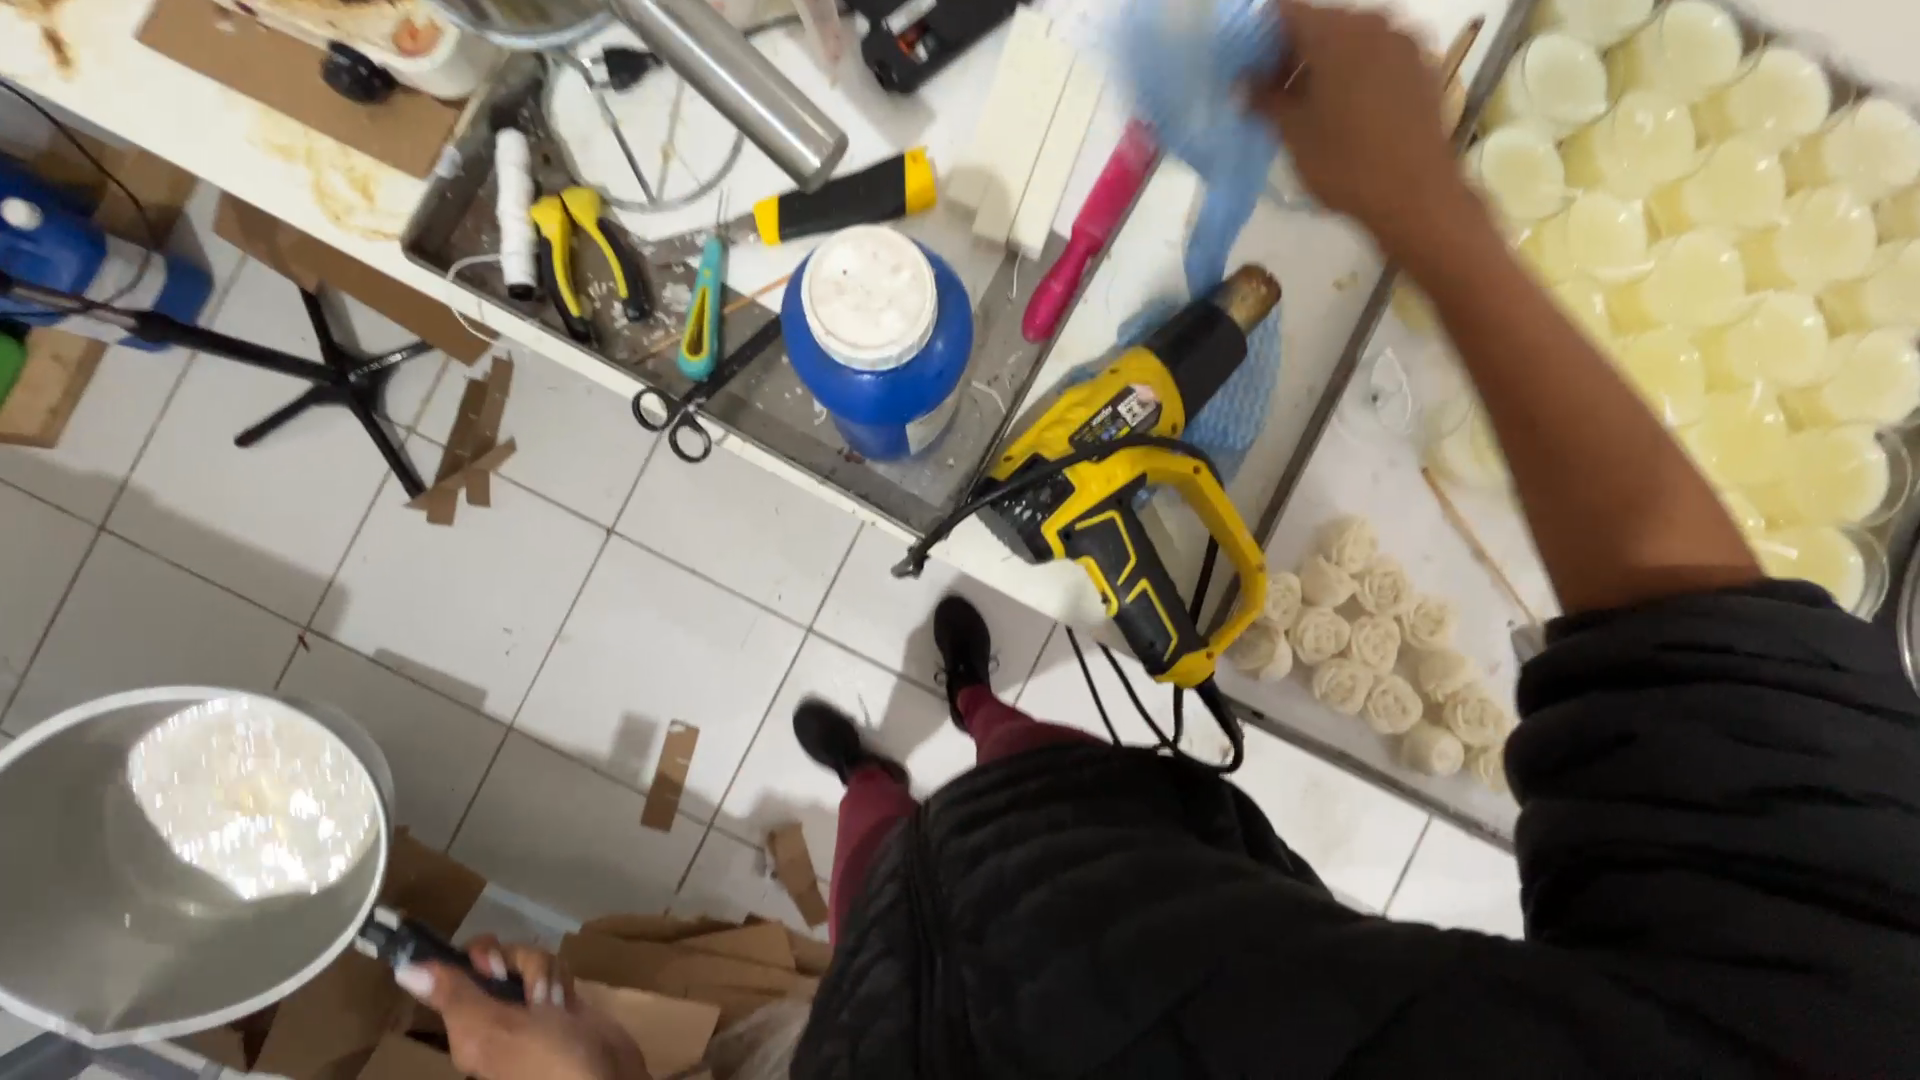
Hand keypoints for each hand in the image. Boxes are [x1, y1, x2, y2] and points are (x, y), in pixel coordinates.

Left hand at [395, 935, 652, 1079]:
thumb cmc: (545, 1059)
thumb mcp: (495, 1029)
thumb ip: (455, 996)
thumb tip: (404, 969)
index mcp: (468, 1023)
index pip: (456, 973)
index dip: (474, 958)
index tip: (492, 965)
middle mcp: (494, 1012)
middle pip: (497, 959)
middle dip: (518, 960)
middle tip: (529, 987)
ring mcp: (528, 1007)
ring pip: (528, 961)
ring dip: (543, 970)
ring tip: (554, 1000)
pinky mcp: (557, 1002)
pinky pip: (553, 971)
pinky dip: (561, 976)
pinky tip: (568, 997)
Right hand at [1252, 1, 1481, 250]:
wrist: (1415, 194)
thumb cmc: (1345, 164)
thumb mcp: (1294, 134)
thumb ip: (1265, 100)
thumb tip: (1242, 85)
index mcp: (1337, 33)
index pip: (1286, 13)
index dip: (1260, 36)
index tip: (1244, 64)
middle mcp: (1374, 22)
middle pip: (1322, 24)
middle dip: (1292, 52)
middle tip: (1270, 90)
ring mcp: (1404, 41)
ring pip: (1351, 41)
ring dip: (1323, 64)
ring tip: (1305, 103)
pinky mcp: (1422, 65)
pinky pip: (1376, 56)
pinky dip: (1353, 72)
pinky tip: (1341, 108)